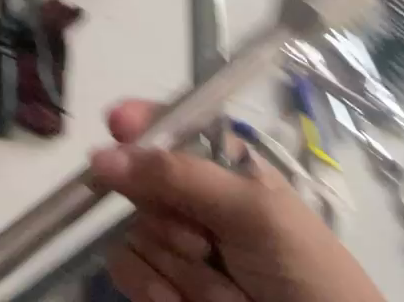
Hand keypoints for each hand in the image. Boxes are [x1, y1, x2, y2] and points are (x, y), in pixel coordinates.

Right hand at [90, 101, 383, 301]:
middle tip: (204, 243)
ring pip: (132, 229)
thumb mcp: (253, 212)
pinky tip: (179, 299)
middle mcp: (191, 199)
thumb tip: (101, 154)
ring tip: (218, 282)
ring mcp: (173, 243)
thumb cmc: (303, 271)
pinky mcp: (159, 282)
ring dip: (172, 261)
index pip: (168, 127)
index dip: (138, 121)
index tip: (117, 124)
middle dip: (164, 215)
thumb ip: (178, 177)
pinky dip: (150, 286)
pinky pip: (125, 267)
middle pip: (138, 180)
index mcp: (222, 168)